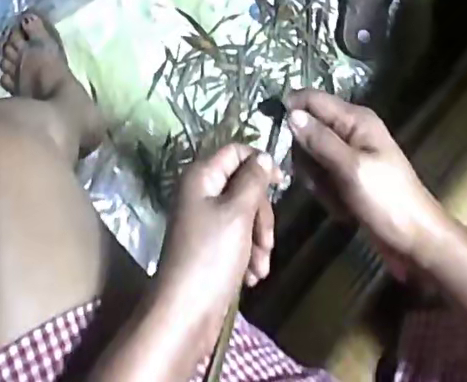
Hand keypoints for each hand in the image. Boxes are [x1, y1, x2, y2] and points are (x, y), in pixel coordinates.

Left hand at [152, 143, 277, 343]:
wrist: (184, 316)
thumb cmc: (210, 257)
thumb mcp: (237, 213)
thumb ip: (253, 180)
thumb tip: (263, 156)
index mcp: (202, 176)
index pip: (236, 151)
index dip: (260, 162)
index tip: (282, 183)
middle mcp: (200, 193)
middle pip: (243, 185)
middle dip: (261, 213)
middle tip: (267, 241)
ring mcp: (204, 220)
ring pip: (244, 215)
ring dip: (258, 239)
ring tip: (260, 268)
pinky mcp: (209, 247)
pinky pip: (237, 238)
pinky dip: (248, 254)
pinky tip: (252, 276)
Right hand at [286, 90, 449, 278]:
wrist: (419, 244)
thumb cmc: (388, 202)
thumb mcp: (351, 169)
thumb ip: (320, 140)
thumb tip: (291, 113)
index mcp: (356, 119)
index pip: (312, 99)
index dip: (292, 111)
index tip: (274, 134)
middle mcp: (352, 131)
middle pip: (309, 128)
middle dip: (305, 156)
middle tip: (316, 179)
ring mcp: (352, 155)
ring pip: (313, 156)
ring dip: (317, 179)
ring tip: (334, 197)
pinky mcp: (350, 178)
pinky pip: (324, 176)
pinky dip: (327, 193)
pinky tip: (341, 209)